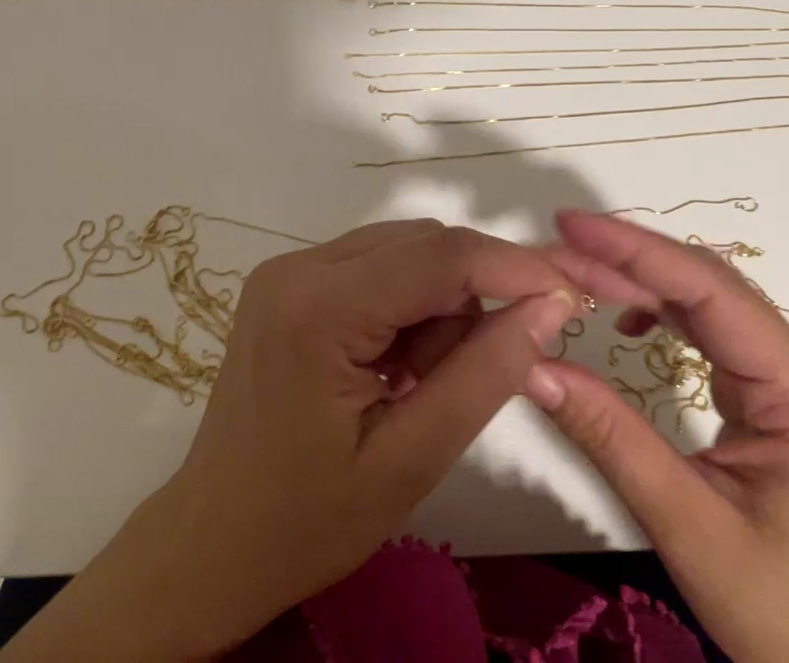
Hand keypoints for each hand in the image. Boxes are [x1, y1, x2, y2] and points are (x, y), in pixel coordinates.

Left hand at [3, 221, 583, 661]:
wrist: (214, 541)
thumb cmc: (306, 519)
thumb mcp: (411, 458)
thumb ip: (484, 375)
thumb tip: (549, 305)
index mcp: (317, 307)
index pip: (442, 256)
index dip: (516, 269)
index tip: (574, 300)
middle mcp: (296, 268)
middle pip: (423, 246)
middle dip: (469, 300)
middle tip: (465, 380)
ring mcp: (286, 274)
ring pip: (403, 255)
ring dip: (437, 308)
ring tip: (416, 388)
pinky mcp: (288, 289)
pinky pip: (374, 272)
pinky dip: (406, 311)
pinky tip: (393, 373)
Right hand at [531, 210, 788, 662]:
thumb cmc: (777, 606)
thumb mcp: (684, 522)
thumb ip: (609, 437)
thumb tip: (532, 363)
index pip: (713, 296)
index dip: (640, 252)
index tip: (573, 226)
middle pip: (708, 291)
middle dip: (628, 263)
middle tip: (552, 248)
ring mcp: (787, 382)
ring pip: (706, 307)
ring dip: (638, 283)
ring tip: (572, 270)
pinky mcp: (767, 397)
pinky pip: (708, 335)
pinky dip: (659, 315)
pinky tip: (623, 318)